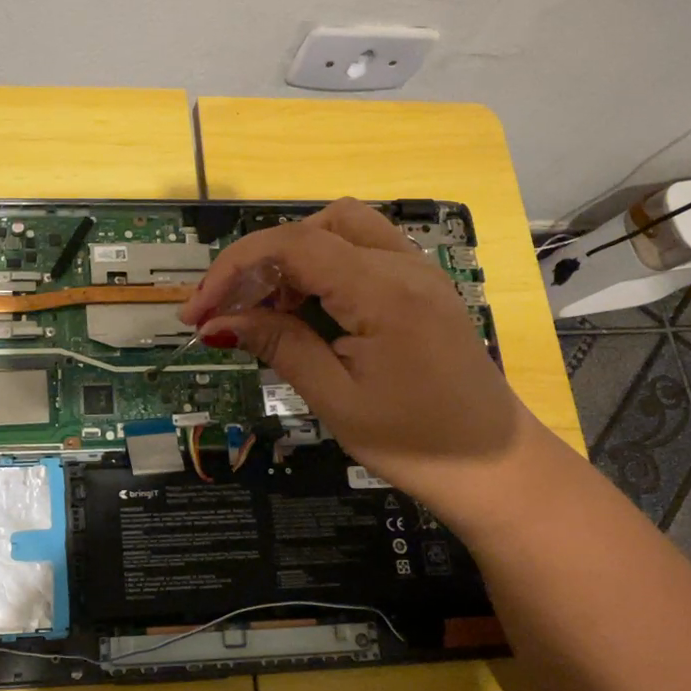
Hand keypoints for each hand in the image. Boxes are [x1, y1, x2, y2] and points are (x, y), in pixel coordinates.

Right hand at [179, 198, 530, 515]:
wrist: (493, 464)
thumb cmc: (413, 442)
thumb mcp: (336, 399)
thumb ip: (280, 346)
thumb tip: (219, 322)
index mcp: (384, 292)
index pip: (294, 246)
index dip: (235, 269)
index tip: (197, 313)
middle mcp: (404, 266)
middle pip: (316, 226)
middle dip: (261, 261)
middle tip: (230, 312)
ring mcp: (419, 272)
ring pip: (341, 229)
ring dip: (293, 258)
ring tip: (268, 310)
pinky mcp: (422, 286)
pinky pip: (363, 251)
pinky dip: (323, 267)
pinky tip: (307, 311)